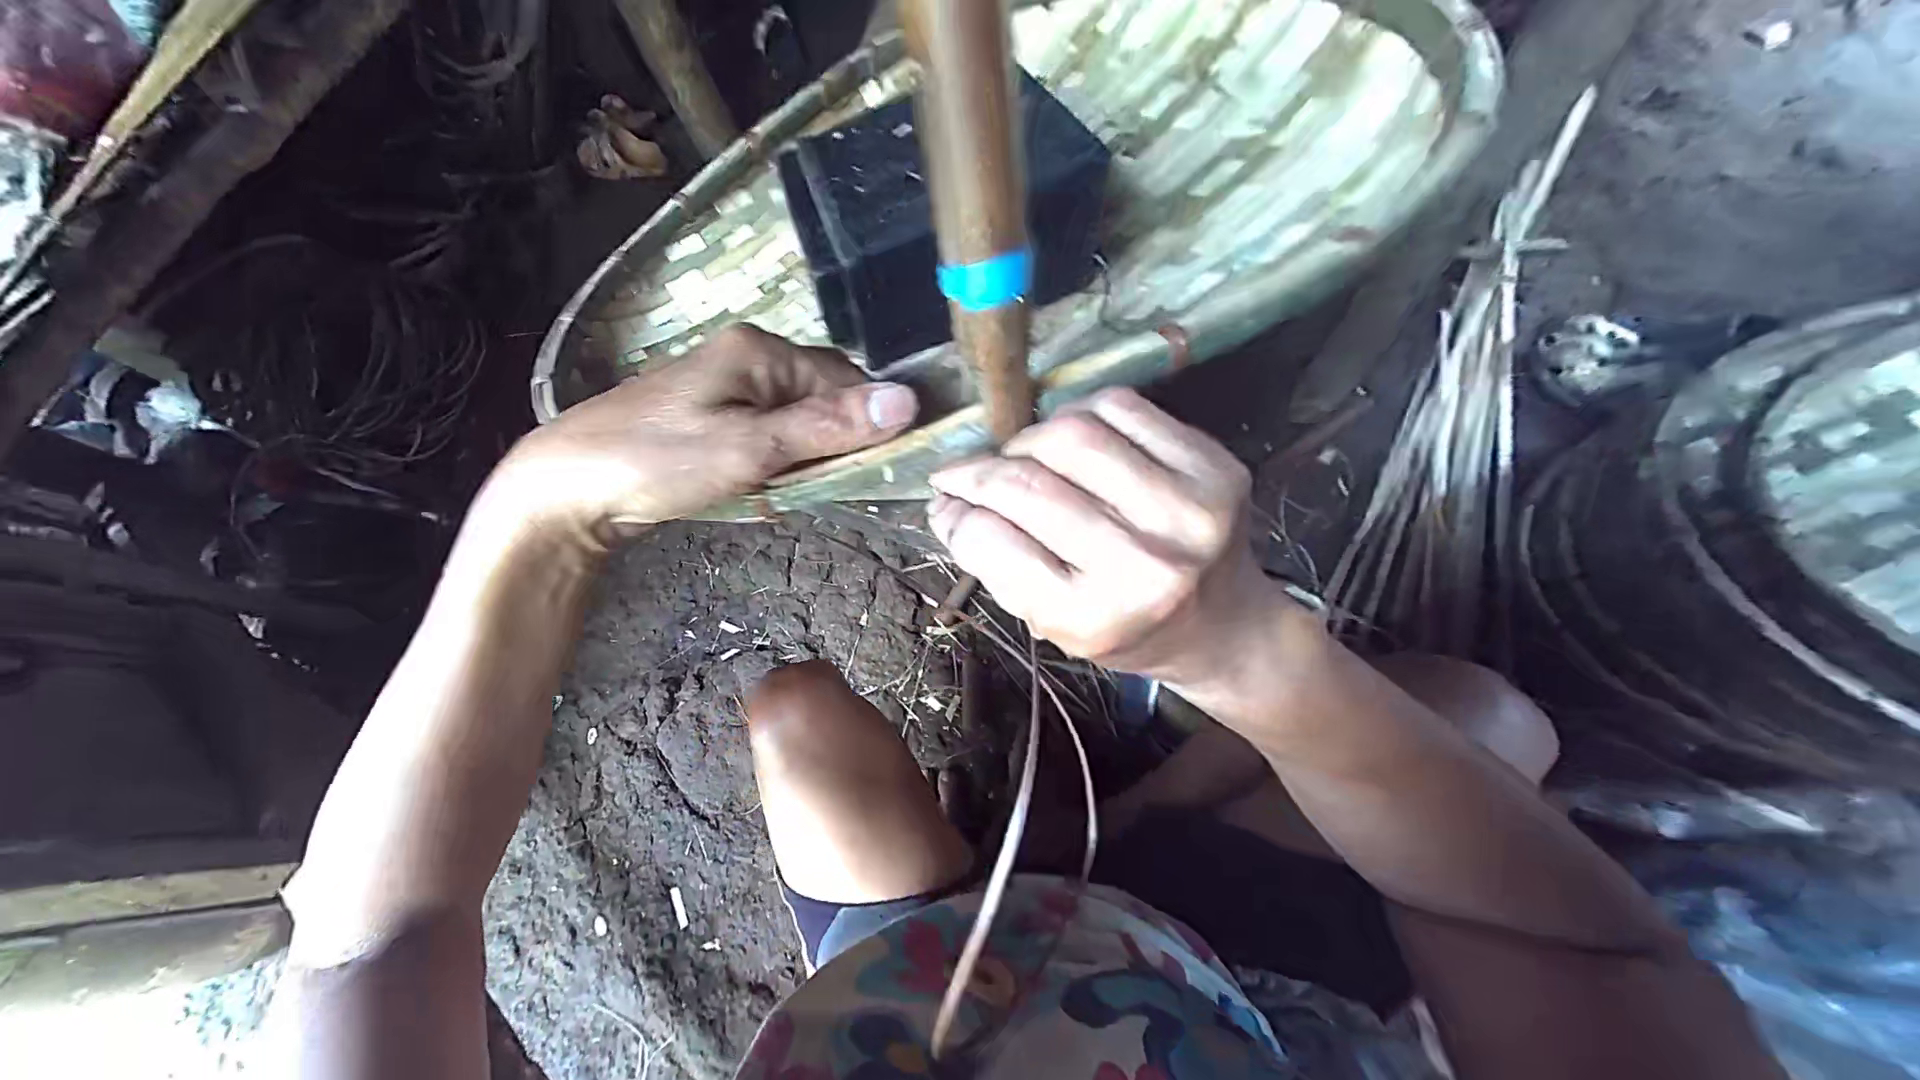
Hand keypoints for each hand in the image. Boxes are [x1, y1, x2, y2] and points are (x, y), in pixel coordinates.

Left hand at [491, 326, 917, 546]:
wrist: (566, 489)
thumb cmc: (659, 462)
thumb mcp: (752, 448)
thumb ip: (828, 426)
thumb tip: (907, 400)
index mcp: (760, 350)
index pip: (845, 381)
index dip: (864, 426)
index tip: (867, 472)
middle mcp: (747, 356)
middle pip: (822, 397)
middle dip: (829, 445)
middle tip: (814, 486)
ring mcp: (726, 385)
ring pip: (796, 419)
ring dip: (802, 457)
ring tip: (783, 490)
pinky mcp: (712, 413)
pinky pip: (768, 432)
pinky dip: (776, 461)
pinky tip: (761, 486)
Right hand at [926, 388, 1308, 697]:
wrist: (1226, 626)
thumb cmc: (1129, 632)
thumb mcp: (1053, 624)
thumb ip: (995, 564)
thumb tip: (944, 503)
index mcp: (1093, 618)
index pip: (992, 542)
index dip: (955, 516)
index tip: (945, 505)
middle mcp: (1144, 565)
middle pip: (1027, 484)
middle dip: (977, 473)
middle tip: (961, 475)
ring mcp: (1186, 509)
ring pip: (1070, 434)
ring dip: (1025, 441)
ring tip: (1018, 459)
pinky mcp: (1213, 466)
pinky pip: (1120, 407)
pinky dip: (1076, 414)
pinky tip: (1068, 439)